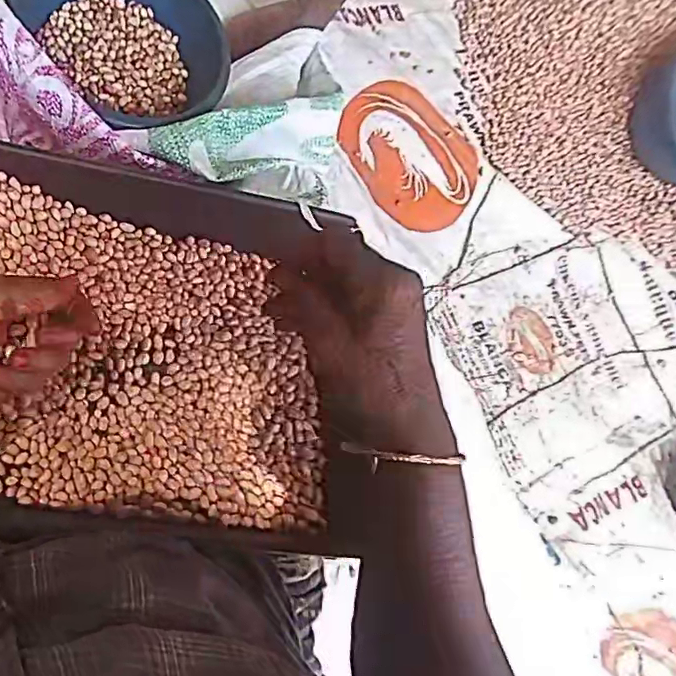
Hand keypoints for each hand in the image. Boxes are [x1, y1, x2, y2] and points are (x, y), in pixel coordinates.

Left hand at [0, 276, 97, 486]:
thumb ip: (35, 291)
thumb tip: (74, 283)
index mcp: (11, 298)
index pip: (58, 299)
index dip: (77, 309)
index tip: (88, 321)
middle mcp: (17, 326)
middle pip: (64, 331)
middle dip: (57, 336)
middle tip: (43, 337)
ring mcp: (16, 357)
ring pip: (54, 360)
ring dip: (32, 361)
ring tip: (6, 360)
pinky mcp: (12, 386)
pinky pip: (34, 383)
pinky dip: (11, 380)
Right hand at [266, 227, 454, 454]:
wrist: (408, 432)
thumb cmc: (371, 389)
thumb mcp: (330, 345)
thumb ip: (306, 303)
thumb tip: (280, 272)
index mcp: (385, 280)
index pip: (335, 243)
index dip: (298, 248)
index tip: (267, 261)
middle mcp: (394, 281)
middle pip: (340, 260)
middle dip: (301, 271)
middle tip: (268, 289)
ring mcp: (395, 300)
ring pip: (343, 281)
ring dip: (309, 291)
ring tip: (276, 310)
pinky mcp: (390, 319)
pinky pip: (352, 299)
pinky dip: (325, 306)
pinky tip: (298, 321)